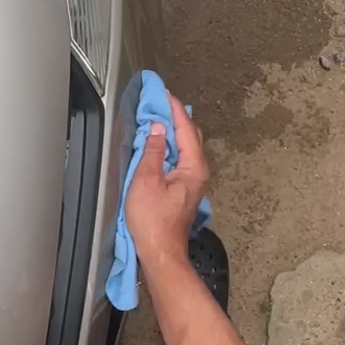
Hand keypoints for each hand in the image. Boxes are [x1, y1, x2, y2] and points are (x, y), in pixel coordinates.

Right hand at [124, 90, 208, 275]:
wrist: (160, 252)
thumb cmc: (153, 222)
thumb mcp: (146, 180)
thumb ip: (153, 151)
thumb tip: (157, 129)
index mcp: (193, 166)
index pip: (185, 128)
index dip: (173, 108)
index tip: (163, 93)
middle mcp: (198, 172)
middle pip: (190, 135)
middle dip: (175, 117)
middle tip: (158, 102)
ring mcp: (192, 182)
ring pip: (185, 147)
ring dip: (171, 132)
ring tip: (156, 117)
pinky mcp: (183, 190)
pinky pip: (179, 159)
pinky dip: (169, 147)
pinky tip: (158, 145)